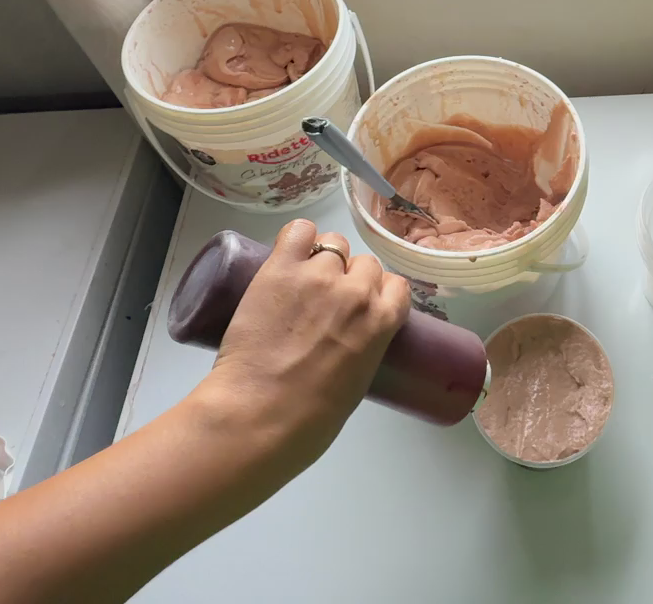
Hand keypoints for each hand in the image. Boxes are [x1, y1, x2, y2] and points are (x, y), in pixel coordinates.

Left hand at [183, 219, 411, 468]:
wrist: (258, 418)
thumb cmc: (310, 421)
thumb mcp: (358, 382)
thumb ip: (365, 347)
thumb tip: (351, 338)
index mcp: (383, 320)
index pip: (395, 284)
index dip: (377, 293)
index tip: (361, 307)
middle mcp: (357, 290)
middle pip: (365, 263)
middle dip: (350, 279)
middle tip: (325, 302)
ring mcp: (319, 275)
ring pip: (333, 244)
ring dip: (322, 261)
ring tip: (301, 284)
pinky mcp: (281, 268)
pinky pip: (299, 231)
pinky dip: (298, 239)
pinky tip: (289, 257)